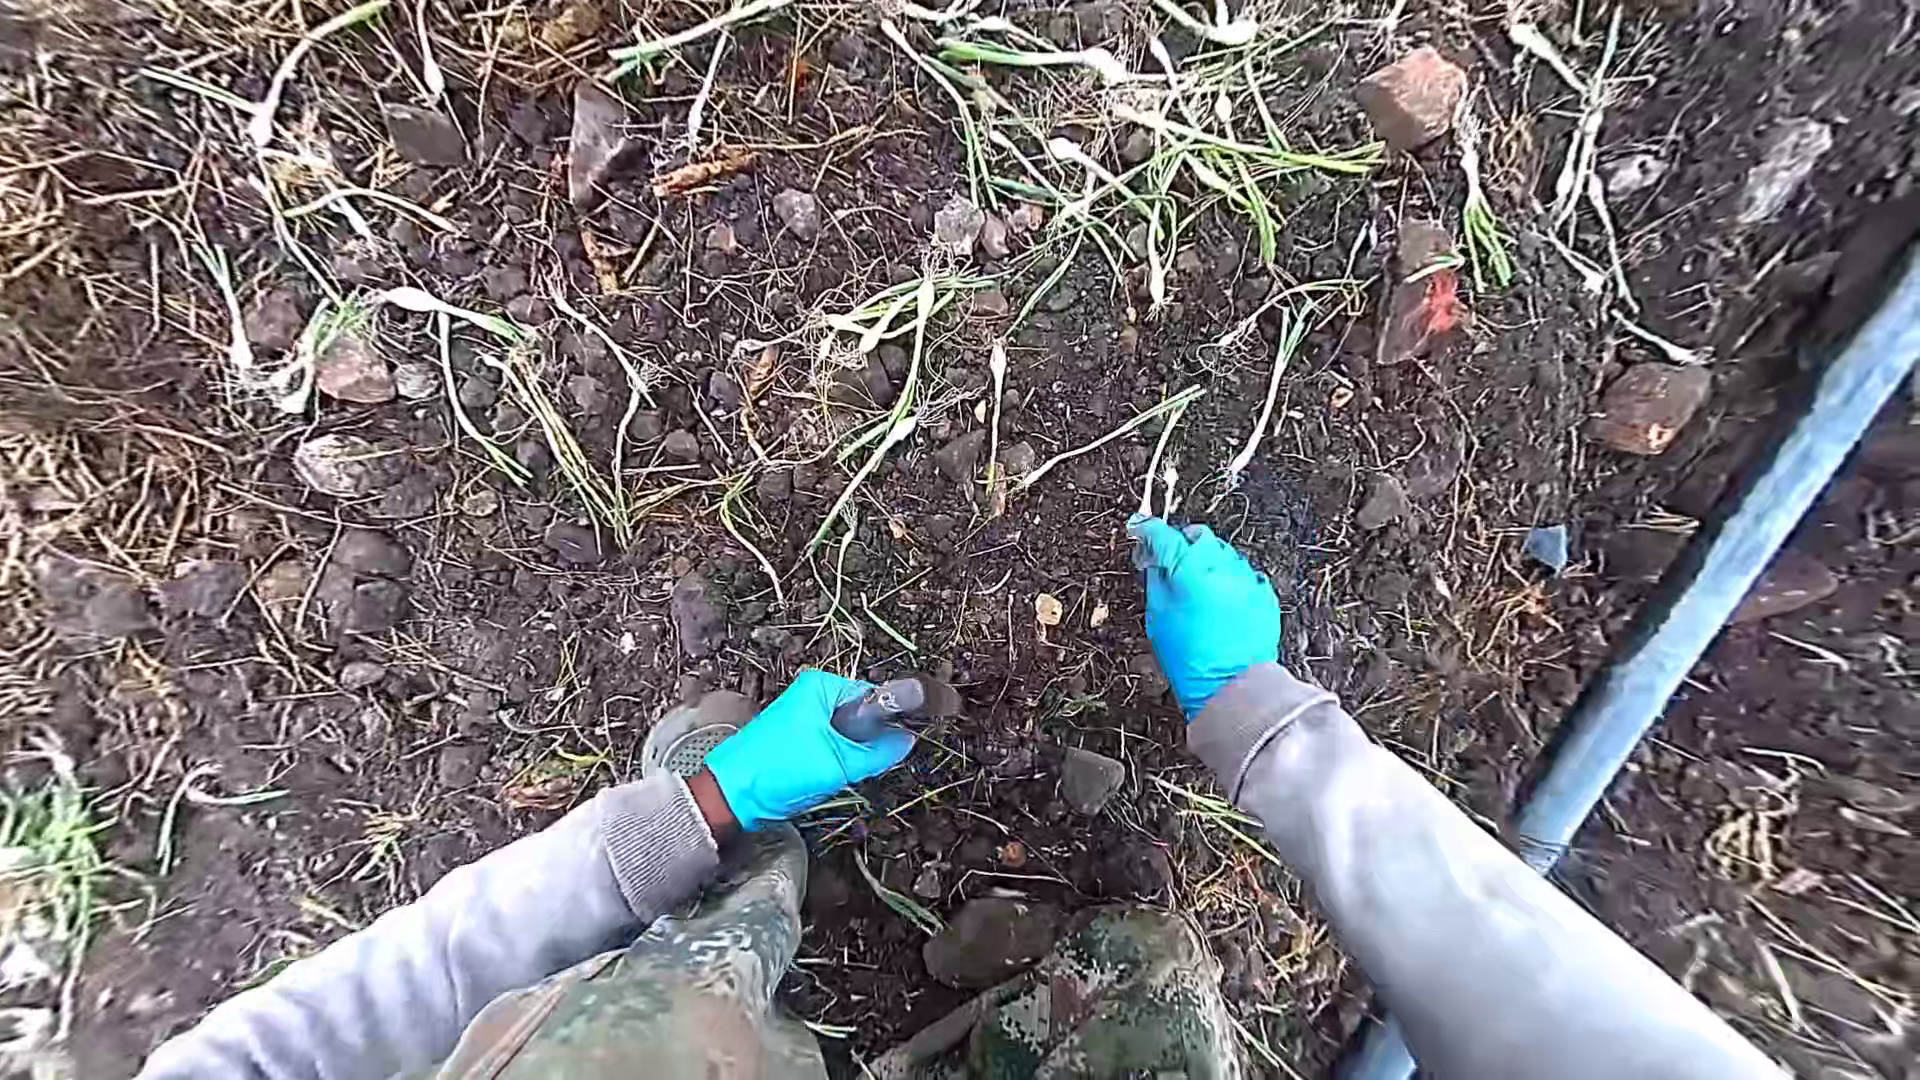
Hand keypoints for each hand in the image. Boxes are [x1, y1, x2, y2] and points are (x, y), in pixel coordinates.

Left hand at [703, 670, 914, 829]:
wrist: (730, 796)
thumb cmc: (779, 770)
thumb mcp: (838, 763)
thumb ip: (879, 752)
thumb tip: (909, 741)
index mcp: (822, 685)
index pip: (873, 694)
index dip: (888, 719)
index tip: (900, 740)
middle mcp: (814, 692)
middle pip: (860, 714)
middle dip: (867, 739)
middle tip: (866, 762)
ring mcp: (804, 712)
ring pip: (847, 730)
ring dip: (851, 751)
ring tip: (843, 770)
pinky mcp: (798, 733)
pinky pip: (832, 740)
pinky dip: (837, 756)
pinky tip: (830, 773)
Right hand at [1131, 514, 1280, 716]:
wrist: (1231, 684)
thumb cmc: (1189, 655)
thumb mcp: (1157, 614)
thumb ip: (1156, 576)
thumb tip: (1153, 555)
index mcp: (1189, 568)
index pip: (1163, 535)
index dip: (1148, 531)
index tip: (1140, 528)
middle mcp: (1220, 565)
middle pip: (1197, 536)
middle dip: (1182, 545)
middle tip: (1170, 565)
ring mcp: (1245, 578)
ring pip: (1220, 553)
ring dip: (1205, 563)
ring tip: (1197, 591)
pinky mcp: (1262, 592)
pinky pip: (1240, 574)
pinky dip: (1227, 581)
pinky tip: (1218, 604)